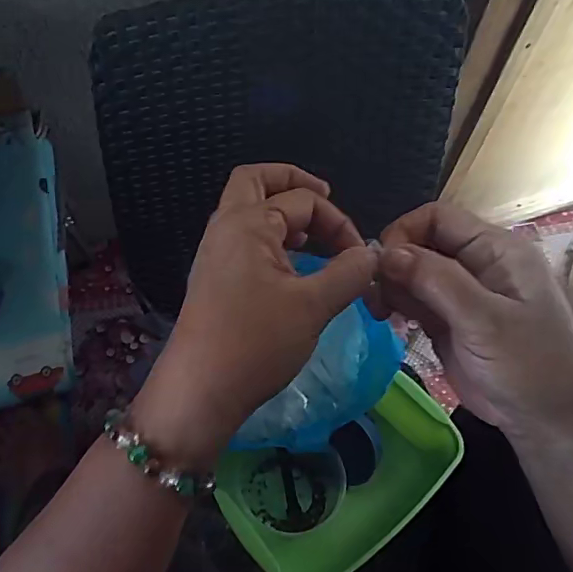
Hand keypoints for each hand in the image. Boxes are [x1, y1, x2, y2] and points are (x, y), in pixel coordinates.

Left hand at [132, 165, 378, 468]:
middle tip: (326, 197)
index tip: (360, 259)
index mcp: (246, 223)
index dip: (340, 223)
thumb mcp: (314, 306)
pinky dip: (270, 240)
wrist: (200, 389)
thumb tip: (372, 253)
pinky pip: (243, 242)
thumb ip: (349, 272)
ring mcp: (213, 254)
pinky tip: (292, 267)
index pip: (304, 201)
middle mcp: (224, 229)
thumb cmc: (256, 342)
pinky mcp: (212, 280)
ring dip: (282, 215)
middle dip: (293, 184)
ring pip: (247, 212)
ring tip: (314, 238)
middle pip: (255, 182)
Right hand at [372, 202, 572, 439]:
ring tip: (379, 312)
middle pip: (420, 244)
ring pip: (411, 273)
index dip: (405, 232)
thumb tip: (384, 252)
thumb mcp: (484, 319)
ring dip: (389, 286)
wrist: (548, 420)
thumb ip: (435, 281)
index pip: (438, 217)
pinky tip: (387, 320)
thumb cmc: (529, 365)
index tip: (382, 265)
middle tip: (374, 296)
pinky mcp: (447, 321)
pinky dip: (395, 305)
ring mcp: (460, 294)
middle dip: (392, 263)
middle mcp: (477, 264)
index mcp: (496, 249)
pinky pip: (413, 300)